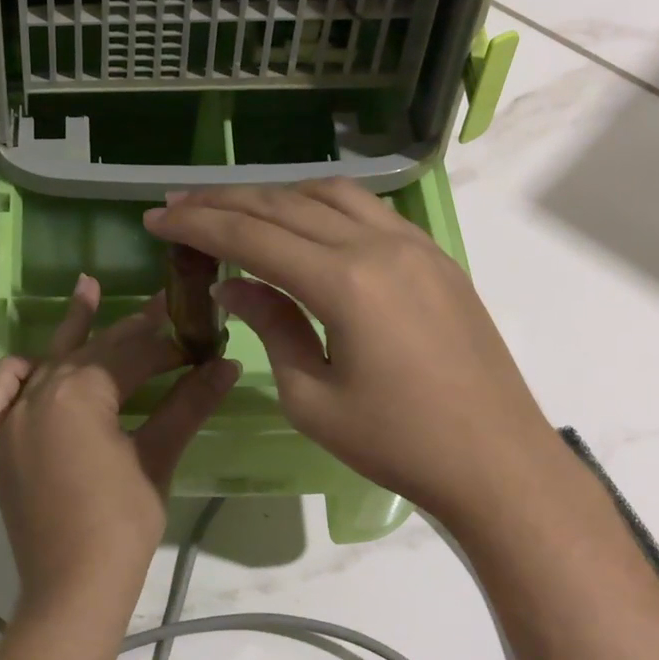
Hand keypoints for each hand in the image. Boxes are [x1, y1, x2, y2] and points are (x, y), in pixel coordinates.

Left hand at [0, 275, 239, 659]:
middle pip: (92, 349)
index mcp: (80, 391)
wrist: (71, 585)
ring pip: (50, 359)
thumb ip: (187, 405)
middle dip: (130, 330)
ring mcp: (12, 410)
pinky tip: (35, 360)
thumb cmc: (121, 523)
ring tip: (87, 287)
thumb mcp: (157, 459)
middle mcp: (40, 389)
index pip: (132, 354)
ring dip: (73, 327)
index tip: (195, 332)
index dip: (167, 343)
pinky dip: (18, 370)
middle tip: (159, 306)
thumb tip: (225, 365)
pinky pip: (0, 388)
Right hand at [142, 179, 556, 524]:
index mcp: (345, 283)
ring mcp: (413, 245)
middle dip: (222, 201)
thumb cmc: (399, 444)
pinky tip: (301, 220)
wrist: (502, 466)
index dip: (197, 224)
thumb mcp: (313, 399)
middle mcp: (377, 246)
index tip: (156, 218)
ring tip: (233, 207)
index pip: (251, 236)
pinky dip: (319, 202)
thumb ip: (271, 326)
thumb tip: (233, 285)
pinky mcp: (434, 256)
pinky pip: (366, 207)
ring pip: (327, 193)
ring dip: (273, 194)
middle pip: (283, 204)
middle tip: (177, 204)